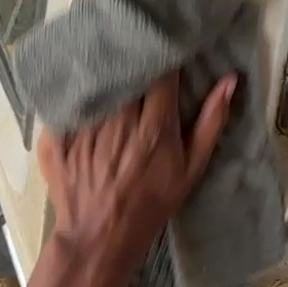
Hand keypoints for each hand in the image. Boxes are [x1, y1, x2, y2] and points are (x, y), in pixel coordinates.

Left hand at [36, 71, 236, 280]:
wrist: (100, 237)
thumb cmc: (152, 201)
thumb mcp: (192, 167)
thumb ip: (211, 121)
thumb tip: (229, 80)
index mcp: (155, 127)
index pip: (161, 73)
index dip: (164, 57)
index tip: (167, 49)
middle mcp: (119, 122)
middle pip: (126, 72)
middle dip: (133, 59)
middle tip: (138, 51)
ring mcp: (85, 130)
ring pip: (97, 82)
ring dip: (105, 72)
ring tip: (109, 62)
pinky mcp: (57, 138)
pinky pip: (66, 102)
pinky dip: (75, 94)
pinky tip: (79, 88)